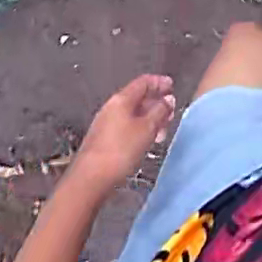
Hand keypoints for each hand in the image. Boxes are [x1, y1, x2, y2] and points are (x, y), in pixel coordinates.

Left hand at [70, 74, 176, 190]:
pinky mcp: (102, 140)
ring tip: (161, 130)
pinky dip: (139, 129)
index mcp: (121, 99)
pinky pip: (125, 126)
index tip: (171, 86)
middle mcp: (111, 107)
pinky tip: (145, 141)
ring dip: (148, 118)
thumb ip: (160, 112)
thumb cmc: (121, 151)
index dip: (159, 82)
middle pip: (137, 97)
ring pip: (132, 114)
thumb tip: (168, 99)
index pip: (143, 82)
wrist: (90, 180)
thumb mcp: (146, 129)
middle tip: (170, 112)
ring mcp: (105, 123)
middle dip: (155, 103)